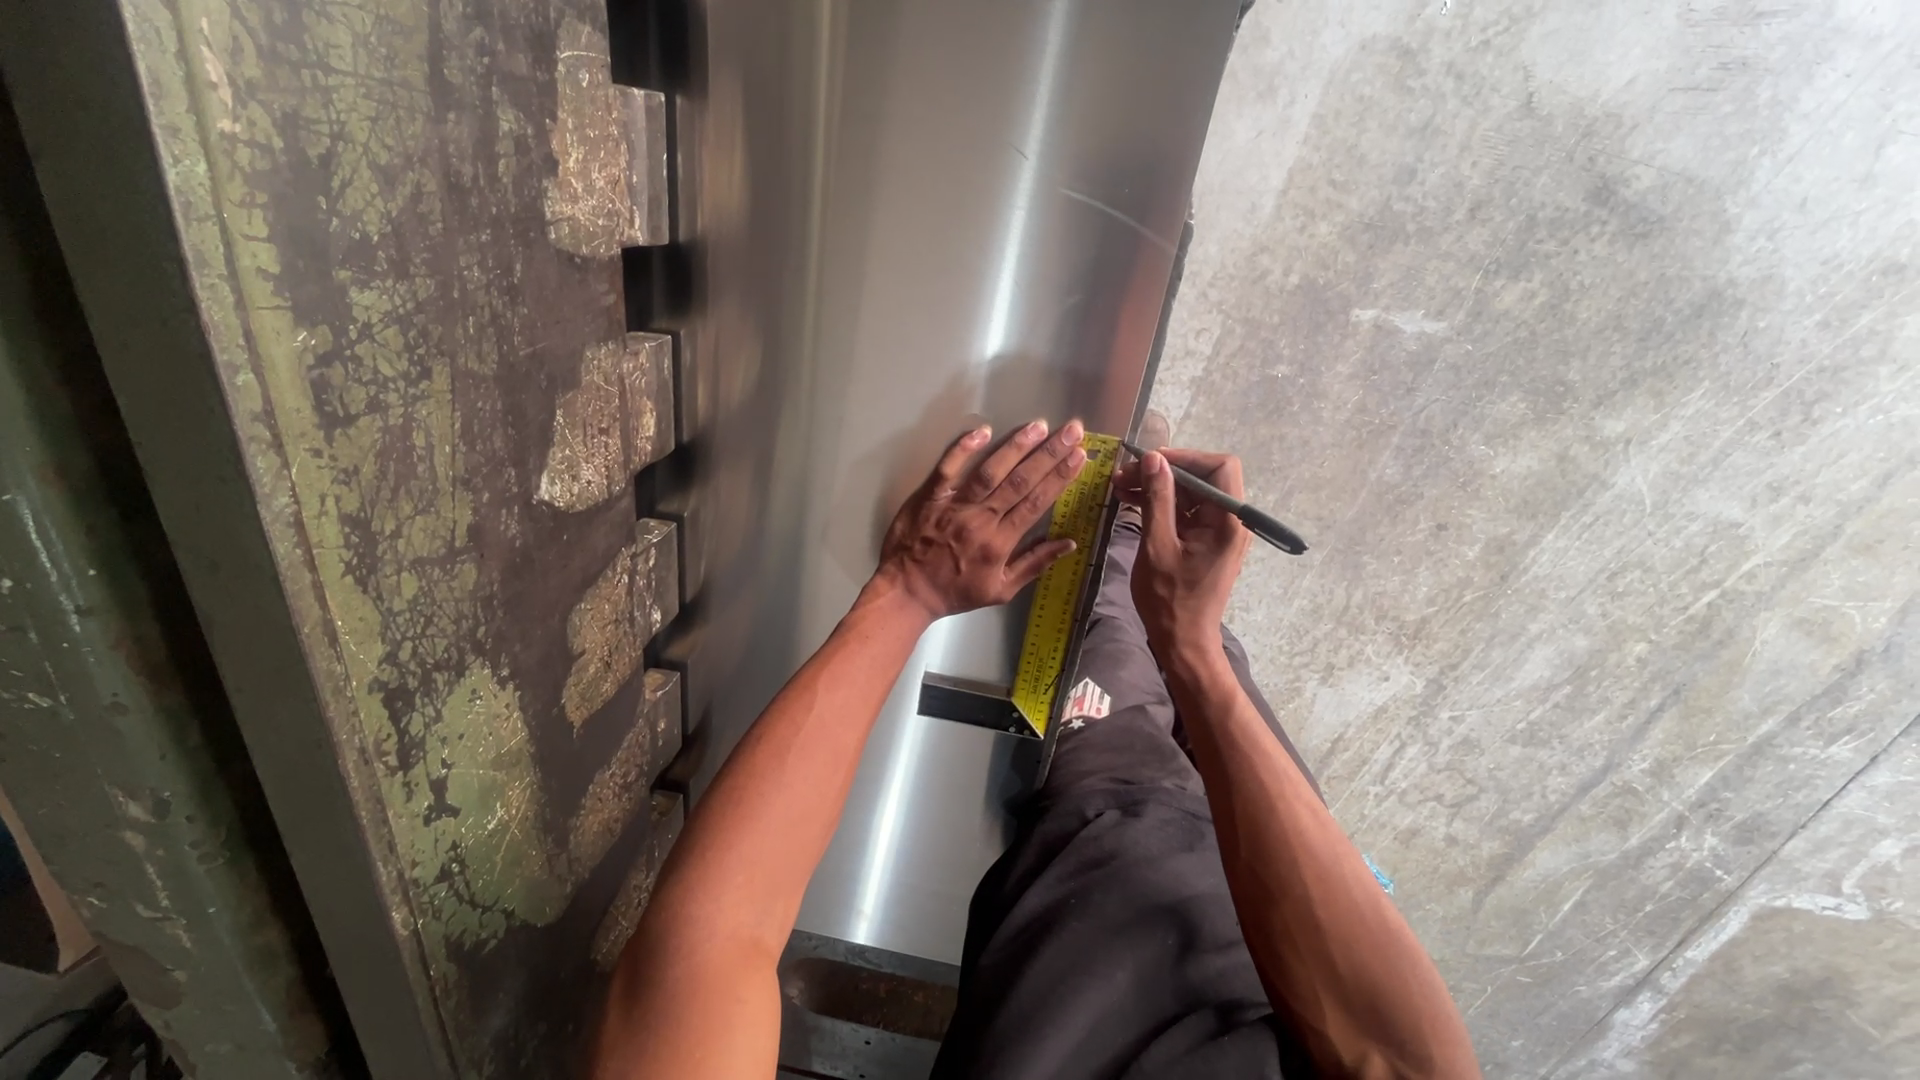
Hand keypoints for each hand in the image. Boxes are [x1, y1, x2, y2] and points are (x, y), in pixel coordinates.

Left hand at [872, 419, 1088, 620]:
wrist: (907, 592)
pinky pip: (948, 468)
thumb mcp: (1001, 590)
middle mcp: (981, 520)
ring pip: (989, 471)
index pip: (1037, 503)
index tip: (1079, 456)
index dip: (1060, 478)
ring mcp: (954, 505)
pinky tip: (984, 431)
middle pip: (1020, 481)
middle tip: (1071, 430)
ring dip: (1016, 446)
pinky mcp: (929, 496)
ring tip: (1039, 426)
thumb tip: (1068, 543)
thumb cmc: (956, 592)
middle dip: (1049, 454)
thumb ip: (1034, 564)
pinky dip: (964, 448)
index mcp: (1000, 543)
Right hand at [1114, 447, 1249, 658]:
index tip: (1149, 463)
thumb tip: (1152, 459)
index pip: (1220, 467)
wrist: (1182, 642)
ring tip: (1119, 487)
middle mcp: (1231, 521)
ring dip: (1157, 486)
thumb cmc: (1169, 600)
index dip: (1184, 458)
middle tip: (1123, 476)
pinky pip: (1186, 511)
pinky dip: (1161, 504)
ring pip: (1190, 493)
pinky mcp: (1206, 542)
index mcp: (1228, 521)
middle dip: (1163, 472)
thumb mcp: (1156, 546)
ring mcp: (1219, 532)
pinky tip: (1131, 502)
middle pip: (1203, 477)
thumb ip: (1157, 499)